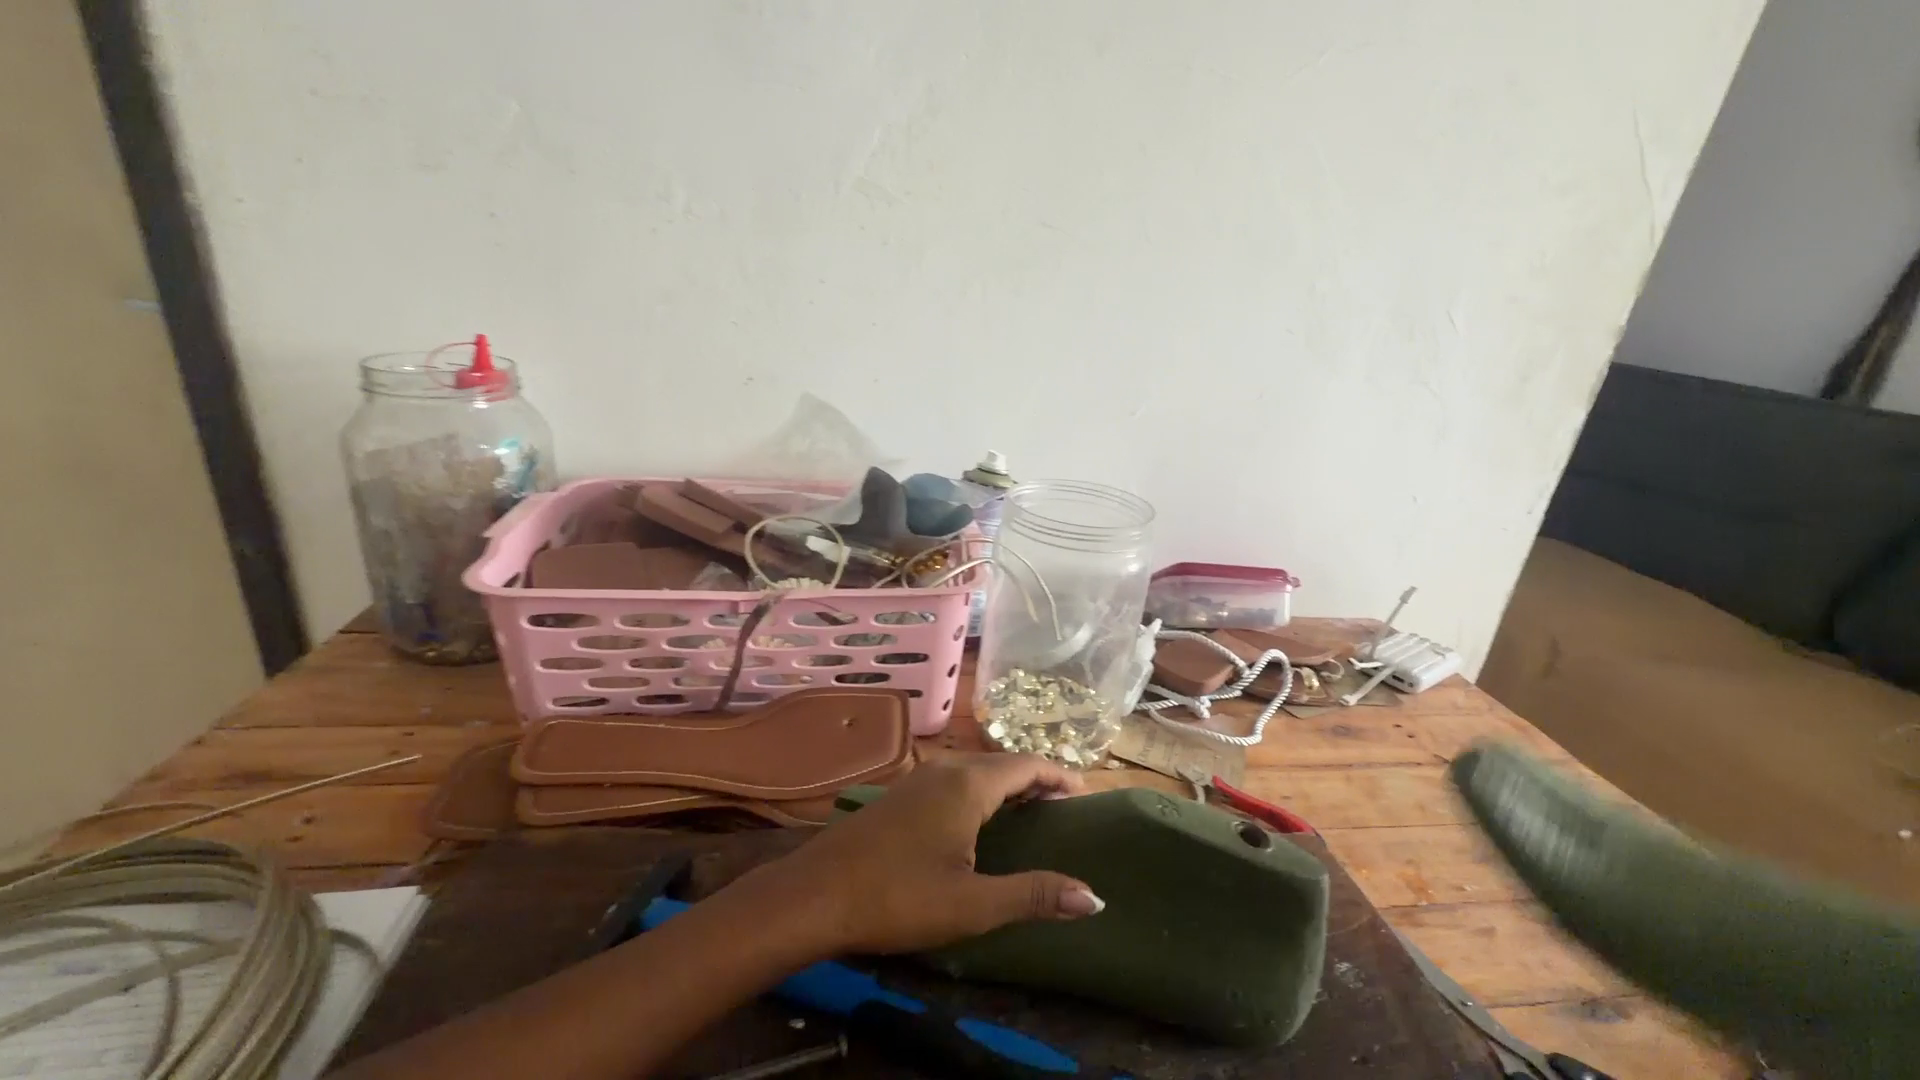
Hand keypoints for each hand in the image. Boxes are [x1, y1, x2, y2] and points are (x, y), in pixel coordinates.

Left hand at [735, 753, 1103, 955]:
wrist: (813, 896)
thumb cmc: (898, 898)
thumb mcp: (972, 904)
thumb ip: (1033, 895)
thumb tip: (1094, 896)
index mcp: (967, 785)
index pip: (1026, 765)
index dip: (1058, 776)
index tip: (1084, 792)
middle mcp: (943, 771)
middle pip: (1000, 763)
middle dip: (1034, 778)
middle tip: (1062, 805)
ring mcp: (914, 781)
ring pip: (972, 770)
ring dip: (1003, 784)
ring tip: (1026, 809)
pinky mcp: (896, 798)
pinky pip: (951, 781)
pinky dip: (977, 790)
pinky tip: (973, 819)